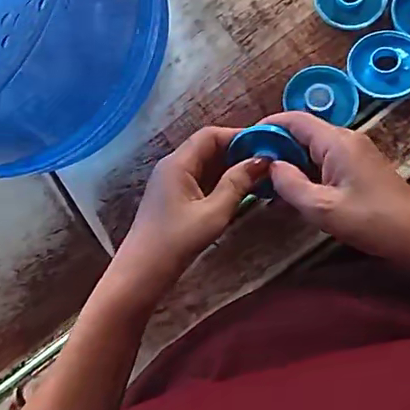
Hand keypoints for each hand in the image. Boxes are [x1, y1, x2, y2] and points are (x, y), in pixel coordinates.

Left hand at [107, 126, 270, 308]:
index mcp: (178, 163)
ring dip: (231, 168)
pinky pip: (201, 179)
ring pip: (206, 164)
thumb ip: (237, 183)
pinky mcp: (175, 198)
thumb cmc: (177, 241)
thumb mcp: (213, 212)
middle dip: (238, 152)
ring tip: (261, 176)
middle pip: (208, 147)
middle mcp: (173, 166)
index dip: (238, 136)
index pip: (210, 135)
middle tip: (268, 162)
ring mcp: (172, 182)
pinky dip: (222, 181)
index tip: (265, 144)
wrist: (141, 273)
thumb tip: (262, 160)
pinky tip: (242, 191)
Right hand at [257, 111, 409, 270]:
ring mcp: (354, 153)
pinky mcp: (359, 168)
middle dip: (274, 146)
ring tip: (264, 183)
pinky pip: (323, 161)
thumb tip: (270, 166)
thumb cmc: (373, 222)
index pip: (293, 119)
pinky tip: (291, 193)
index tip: (244, 142)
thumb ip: (290, 185)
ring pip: (311, 148)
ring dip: (289, 162)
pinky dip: (305, 172)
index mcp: (336, 141)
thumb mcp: (323, 209)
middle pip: (301, 132)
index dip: (266, 126)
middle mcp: (345, 139)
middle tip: (249, 167)